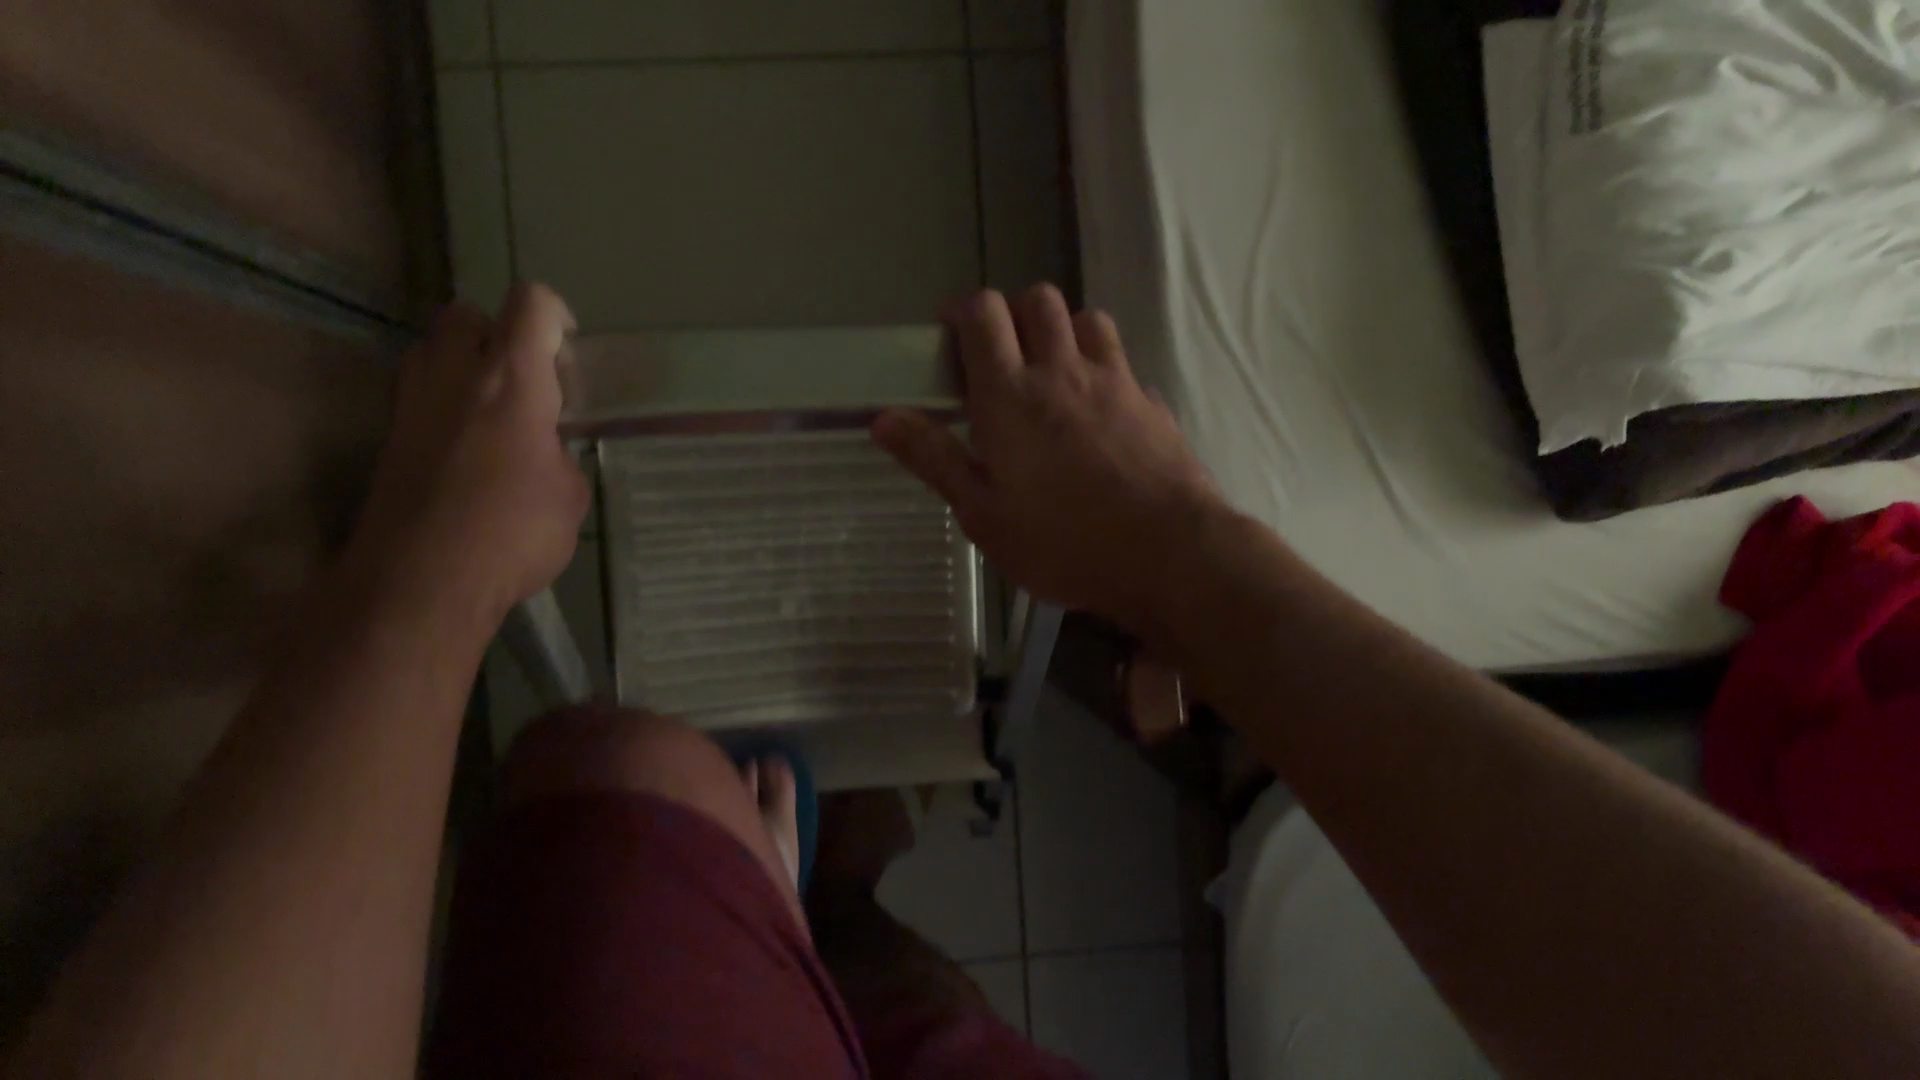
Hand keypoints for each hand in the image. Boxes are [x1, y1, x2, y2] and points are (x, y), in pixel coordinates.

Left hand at [349, 283, 588, 617]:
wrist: (423, 579)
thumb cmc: (514, 532)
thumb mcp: (571, 494)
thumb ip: (562, 455)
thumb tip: (547, 453)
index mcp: (511, 380)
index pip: (530, 305)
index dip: (556, 316)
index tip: (570, 350)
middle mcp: (454, 375)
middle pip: (468, 315)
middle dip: (499, 335)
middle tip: (528, 382)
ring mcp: (412, 404)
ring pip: (433, 351)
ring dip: (465, 366)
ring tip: (497, 414)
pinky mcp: (390, 437)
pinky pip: (421, 396)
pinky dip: (447, 406)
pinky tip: (471, 451)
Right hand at [873, 284, 1226, 634]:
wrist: (1168, 553)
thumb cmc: (1062, 541)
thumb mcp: (982, 513)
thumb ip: (934, 458)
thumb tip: (882, 417)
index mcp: (1010, 393)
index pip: (983, 313)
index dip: (962, 312)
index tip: (949, 338)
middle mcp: (1063, 371)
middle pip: (1038, 300)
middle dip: (1013, 315)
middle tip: (1000, 360)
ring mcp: (1115, 382)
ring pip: (1087, 319)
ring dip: (1063, 332)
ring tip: (1051, 376)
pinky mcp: (1152, 403)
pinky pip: (1123, 364)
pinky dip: (1103, 370)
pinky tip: (1099, 412)